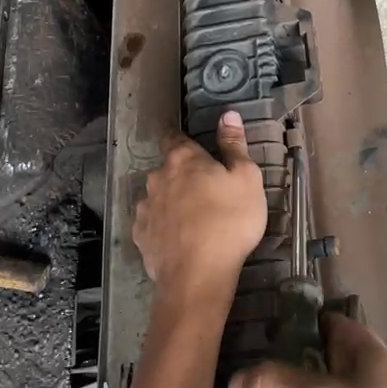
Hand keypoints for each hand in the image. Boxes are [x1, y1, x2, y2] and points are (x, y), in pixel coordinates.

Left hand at [133, 111, 267, 304]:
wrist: (198, 273)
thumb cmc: (229, 220)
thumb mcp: (246, 178)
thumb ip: (234, 145)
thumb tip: (227, 114)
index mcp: (183, 159)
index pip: (174, 137)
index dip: (182, 139)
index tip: (193, 147)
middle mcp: (158, 177)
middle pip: (167, 169)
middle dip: (180, 174)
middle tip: (203, 189)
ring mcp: (145, 208)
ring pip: (158, 196)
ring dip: (171, 201)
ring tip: (191, 218)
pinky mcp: (140, 236)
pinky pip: (152, 223)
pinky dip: (163, 226)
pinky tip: (178, 238)